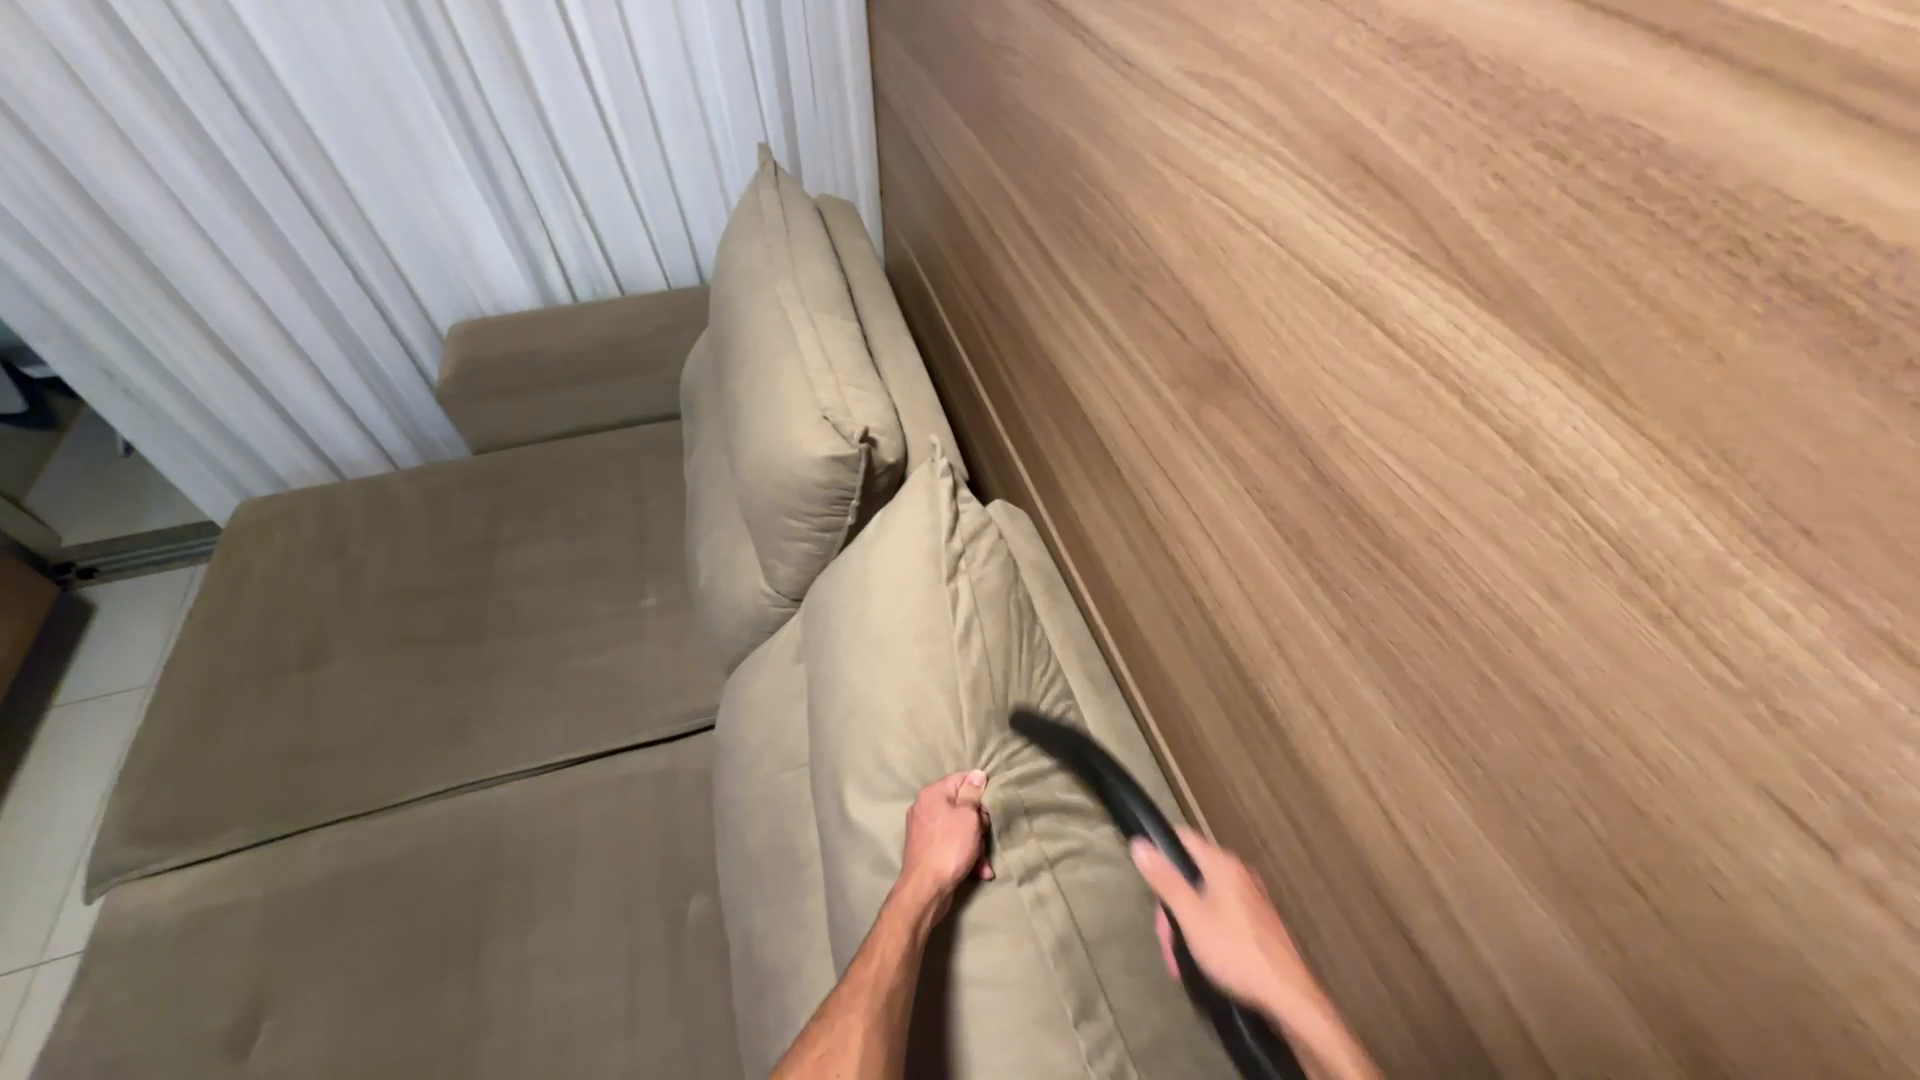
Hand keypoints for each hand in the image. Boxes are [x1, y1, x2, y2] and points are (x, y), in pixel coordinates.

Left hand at [897, 770, 992, 917]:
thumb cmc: (950, 847)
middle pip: (962, 805)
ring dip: (976, 843)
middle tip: (983, 835)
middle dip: (978, 824)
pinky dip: (965, 854)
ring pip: (960, 828)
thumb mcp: (968, 816)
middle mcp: (926, 807)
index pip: (962, 779)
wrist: (926, 889)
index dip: (979, 791)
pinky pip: (952, 843)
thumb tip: (977, 774)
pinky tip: (978, 870)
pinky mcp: (927, 848)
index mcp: (933, 793)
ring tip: (982, 861)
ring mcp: (925, 828)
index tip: (988, 808)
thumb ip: (973, 794)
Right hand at [1130, 826, 1321, 1020]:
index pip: (1183, 838)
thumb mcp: (1190, 917)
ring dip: (1186, 923)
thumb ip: (1165, 880)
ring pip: (1204, 898)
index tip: (1146, 876)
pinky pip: (1221, 913)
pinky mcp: (1258, 920)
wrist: (1286, 995)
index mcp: (1222, 864)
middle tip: (1166, 938)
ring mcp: (1251, 897)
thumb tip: (1140, 843)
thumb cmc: (1234, 951)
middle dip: (1172, 904)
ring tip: (1181, 957)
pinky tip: (1202, 958)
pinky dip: (1206, 930)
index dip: (1160, 850)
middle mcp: (1238, 873)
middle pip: (1192, 873)